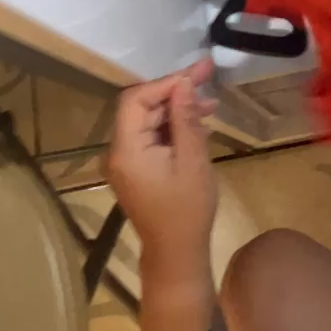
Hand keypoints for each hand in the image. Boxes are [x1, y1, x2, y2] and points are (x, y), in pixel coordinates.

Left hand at [108, 59, 219, 281]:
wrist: (176, 254)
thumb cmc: (187, 210)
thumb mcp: (193, 161)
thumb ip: (185, 118)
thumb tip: (183, 82)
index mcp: (126, 149)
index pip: (136, 99)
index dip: (165, 83)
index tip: (195, 75)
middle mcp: (119, 151)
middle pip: (142, 107)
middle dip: (175, 91)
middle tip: (207, 76)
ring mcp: (127, 160)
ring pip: (150, 121)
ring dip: (178, 109)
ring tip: (211, 103)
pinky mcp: (138, 168)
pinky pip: (153, 137)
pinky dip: (174, 128)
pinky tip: (200, 124)